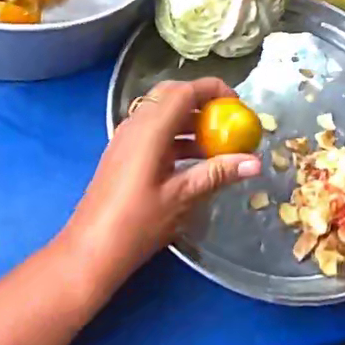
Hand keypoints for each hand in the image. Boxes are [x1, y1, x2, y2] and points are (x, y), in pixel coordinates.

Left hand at [61, 78, 261, 290]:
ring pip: (161, 112)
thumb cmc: (135, 224)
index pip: (184, 91)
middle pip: (170, 95)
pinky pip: (152, 129)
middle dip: (201, 100)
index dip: (213, 90)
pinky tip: (193, 159)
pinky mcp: (122, 154)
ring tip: (216, 141)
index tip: (238, 105)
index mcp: (150, 130)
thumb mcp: (182, 197)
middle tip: (226, 118)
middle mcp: (135, 126)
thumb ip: (218, 173)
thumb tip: (256, 162)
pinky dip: (176, 134)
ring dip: (189, 118)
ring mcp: (125, 139)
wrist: (88, 254)